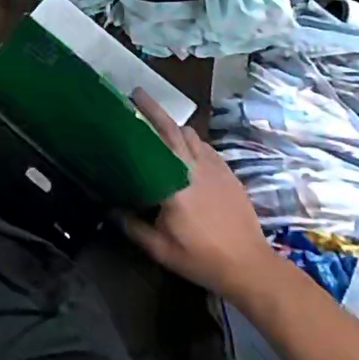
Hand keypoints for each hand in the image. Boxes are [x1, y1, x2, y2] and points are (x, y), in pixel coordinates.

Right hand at [121, 89, 279, 299]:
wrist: (248, 264)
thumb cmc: (201, 258)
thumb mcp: (159, 249)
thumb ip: (132, 227)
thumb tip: (110, 211)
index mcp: (173, 184)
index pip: (153, 143)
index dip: (139, 121)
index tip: (125, 104)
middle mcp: (193, 167)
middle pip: (173, 128)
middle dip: (154, 109)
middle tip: (137, 95)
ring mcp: (214, 167)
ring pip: (191, 134)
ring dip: (174, 126)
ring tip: (159, 127)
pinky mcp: (228, 173)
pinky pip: (206, 147)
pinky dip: (192, 141)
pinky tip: (185, 151)